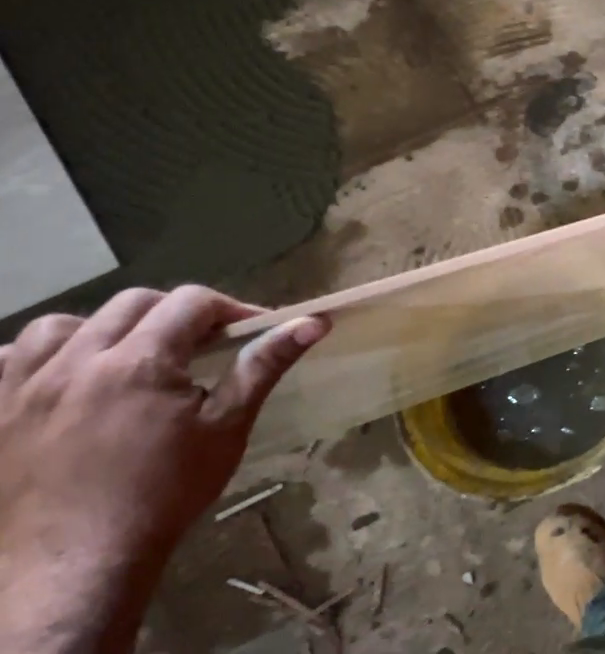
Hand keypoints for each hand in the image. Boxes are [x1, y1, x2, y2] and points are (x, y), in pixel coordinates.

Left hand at [0, 286, 328, 653]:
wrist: (77, 562)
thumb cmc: (165, 492)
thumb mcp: (227, 426)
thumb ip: (264, 365)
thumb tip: (314, 321)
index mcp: (139, 364)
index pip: (191, 302)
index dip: (230, 308)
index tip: (251, 331)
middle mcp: (75, 364)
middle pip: (132, 304)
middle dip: (175, 314)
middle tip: (200, 344)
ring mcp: (22, 390)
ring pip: (61, 325)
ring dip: (102, 328)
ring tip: (127, 356)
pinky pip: (3, 360)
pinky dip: (35, 356)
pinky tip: (63, 376)